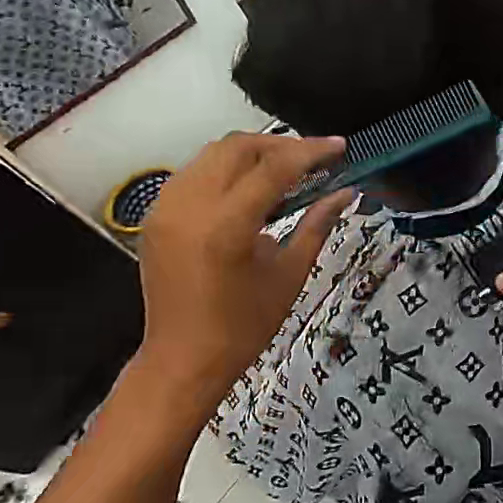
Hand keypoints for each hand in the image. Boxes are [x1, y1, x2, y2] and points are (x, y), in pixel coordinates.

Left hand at [134, 133, 349, 411]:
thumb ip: (318, 224)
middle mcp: (190, 206)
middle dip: (280, 144)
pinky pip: (194, 172)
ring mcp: (165, 207)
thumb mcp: (290, 273)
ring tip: (287, 168)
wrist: (184, 358)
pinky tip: (250, 186)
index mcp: (226, 226)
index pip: (273, 167)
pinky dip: (226, 168)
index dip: (310, 152)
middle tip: (314, 158)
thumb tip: (347, 193)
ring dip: (253, 152)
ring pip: (212, 153)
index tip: (339, 147)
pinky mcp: (156, 214)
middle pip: (237, 146)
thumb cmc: (245, 324)